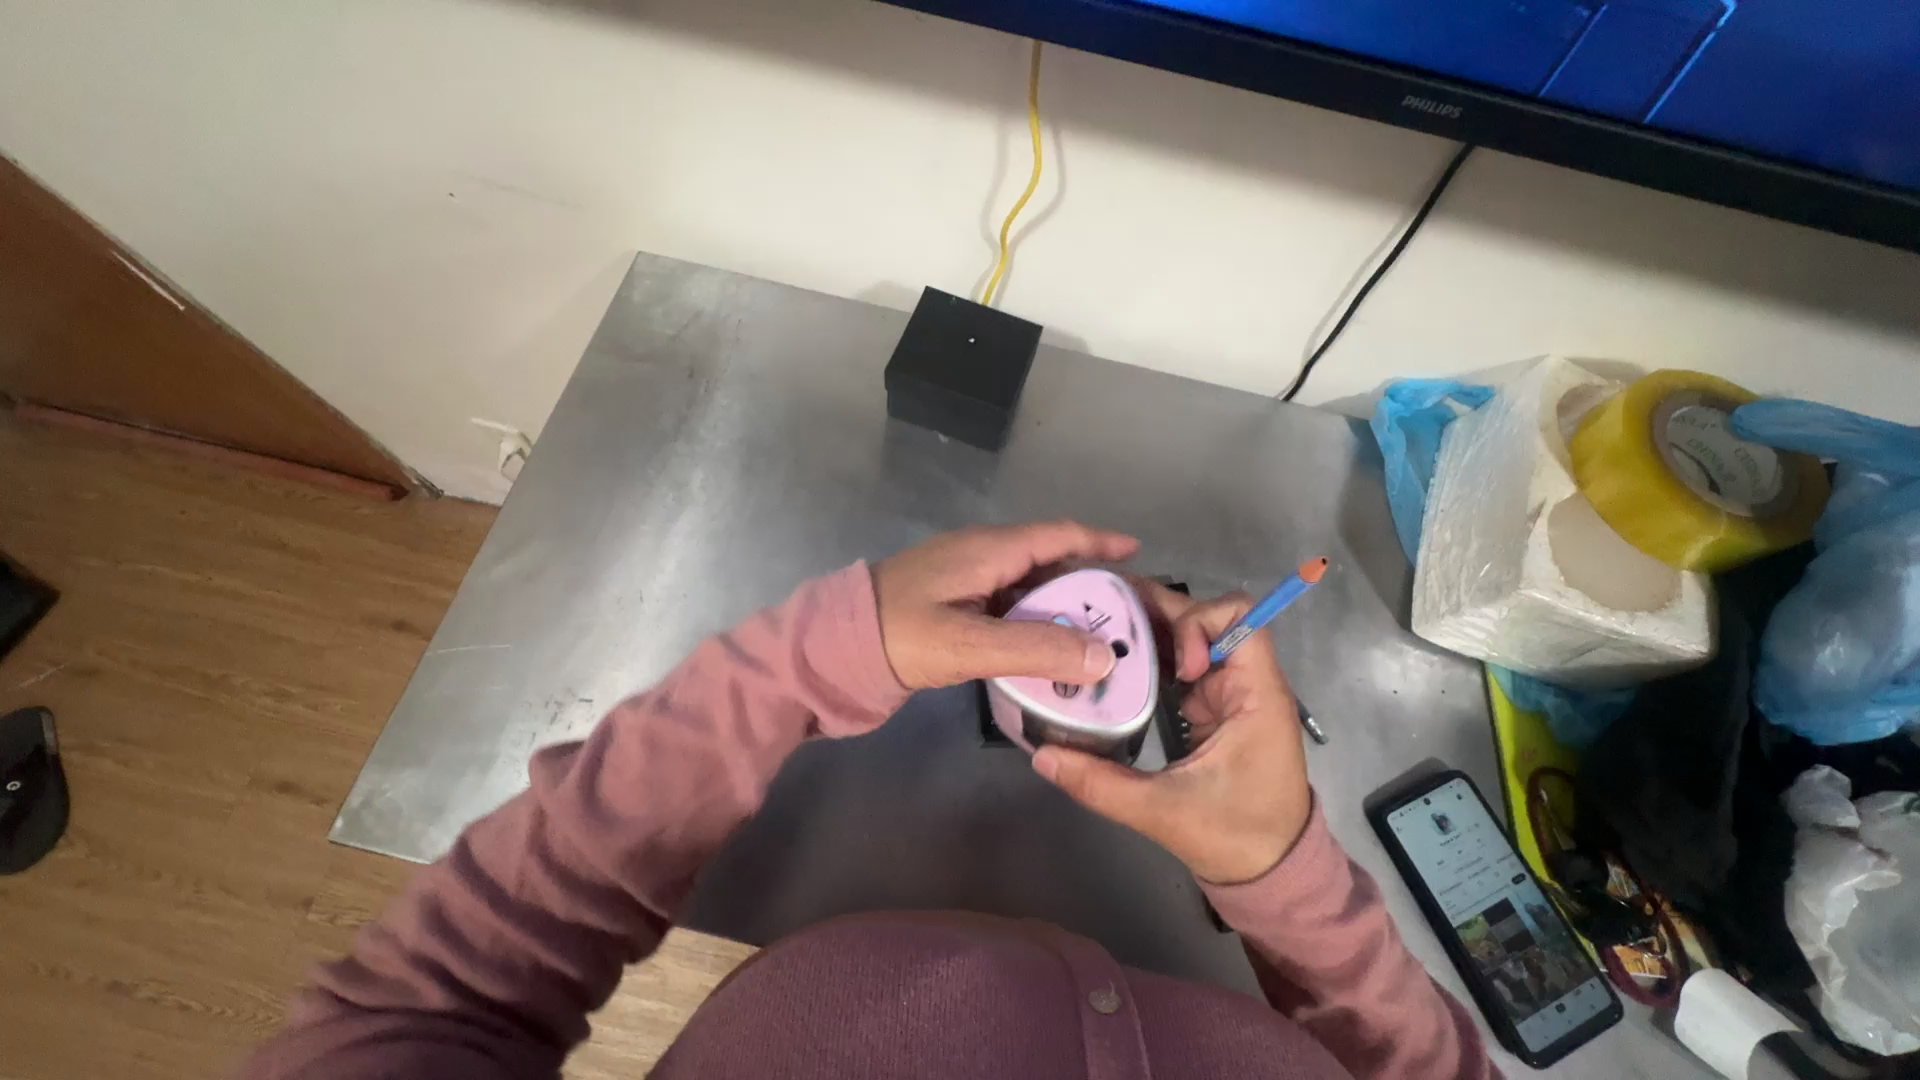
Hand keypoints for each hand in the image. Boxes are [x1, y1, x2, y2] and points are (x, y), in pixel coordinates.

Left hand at [871, 521, 1140, 690]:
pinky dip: (1034, 622)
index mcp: (987, 550)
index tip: (1138, 552)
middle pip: (1048, 559)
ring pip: (1028, 585)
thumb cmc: (899, 636)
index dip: (1100, 541)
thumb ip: (1035, 647)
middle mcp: (981, 556)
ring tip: (1098, 634)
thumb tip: (1105, 656)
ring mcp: (965, 580)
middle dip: (1089, 579)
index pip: (1057, 535)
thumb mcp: (969, 643)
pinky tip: (1048, 648)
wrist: (834, 649)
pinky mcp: (953, 605)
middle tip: (1126, 609)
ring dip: (1062, 605)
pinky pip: (1007, 606)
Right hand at [1032, 582, 1312, 884]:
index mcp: (1255, 696)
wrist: (1269, 872)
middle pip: (1204, 618)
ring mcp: (1226, 692)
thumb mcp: (1164, 812)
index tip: (1174, 666)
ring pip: (1188, 637)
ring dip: (1147, 631)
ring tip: (1095, 626)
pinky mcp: (1210, 705)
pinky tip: (1109, 660)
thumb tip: (1042, 756)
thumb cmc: (1235, 837)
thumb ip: (1102, 784)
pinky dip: (1147, 657)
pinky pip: (1178, 664)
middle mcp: (1244, 682)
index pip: (1238, 618)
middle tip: (1100, 612)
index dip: (1198, 624)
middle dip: (1155, 612)